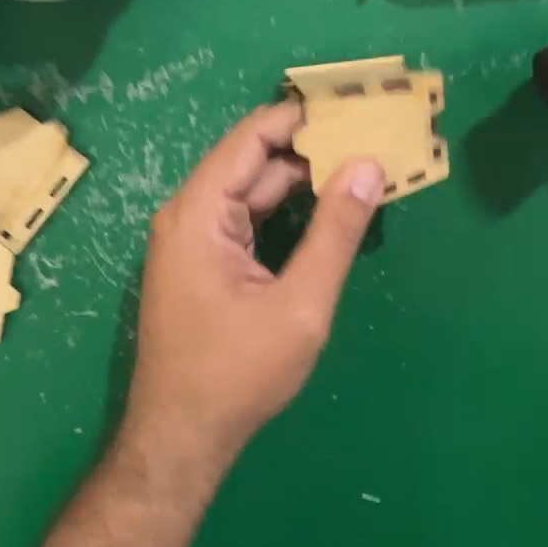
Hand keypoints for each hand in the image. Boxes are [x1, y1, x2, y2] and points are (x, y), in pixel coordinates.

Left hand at [124, 102, 384, 466]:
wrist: (181, 438)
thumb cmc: (237, 374)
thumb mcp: (300, 304)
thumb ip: (335, 231)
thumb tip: (367, 166)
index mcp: (199, 211)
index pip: (251, 138)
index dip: (299, 118)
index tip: (350, 107)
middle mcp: (188, 213)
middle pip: (251, 162)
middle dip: (308, 150)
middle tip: (366, 140)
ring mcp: (191, 239)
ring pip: (250, 192)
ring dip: (299, 182)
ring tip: (356, 168)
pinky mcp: (201, 261)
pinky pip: (244, 220)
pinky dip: (283, 211)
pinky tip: (324, 209)